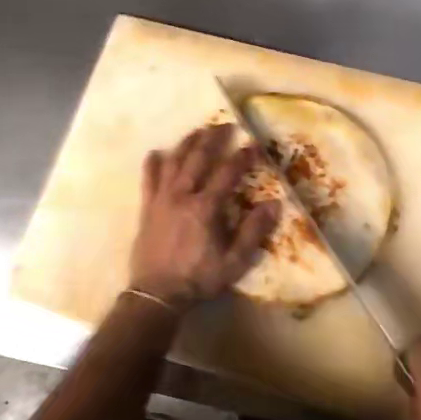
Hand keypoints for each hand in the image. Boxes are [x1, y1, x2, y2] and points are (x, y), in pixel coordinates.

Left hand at [129, 124, 279, 308]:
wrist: (157, 294)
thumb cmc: (198, 279)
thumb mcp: (234, 262)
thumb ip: (253, 231)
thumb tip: (273, 204)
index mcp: (205, 207)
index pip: (227, 172)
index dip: (243, 156)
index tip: (254, 145)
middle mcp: (182, 196)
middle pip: (198, 158)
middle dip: (213, 139)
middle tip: (225, 125)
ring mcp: (161, 200)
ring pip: (173, 162)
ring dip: (187, 144)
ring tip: (198, 131)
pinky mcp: (147, 208)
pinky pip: (148, 179)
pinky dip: (153, 164)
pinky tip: (157, 153)